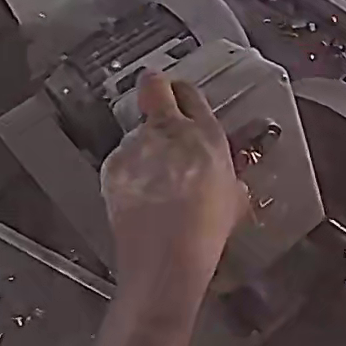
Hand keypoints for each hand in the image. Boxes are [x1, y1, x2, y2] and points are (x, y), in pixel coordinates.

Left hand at [101, 73, 247, 293]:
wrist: (166, 258)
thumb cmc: (206, 231)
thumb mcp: (233, 197)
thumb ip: (227, 173)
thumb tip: (224, 171)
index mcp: (206, 135)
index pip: (190, 92)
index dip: (183, 93)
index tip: (181, 98)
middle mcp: (168, 131)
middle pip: (154, 86)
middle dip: (155, 87)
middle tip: (158, 97)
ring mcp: (136, 146)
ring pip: (135, 129)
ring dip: (143, 144)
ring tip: (153, 179)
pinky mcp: (112, 166)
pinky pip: (121, 157)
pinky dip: (128, 169)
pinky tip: (140, 194)